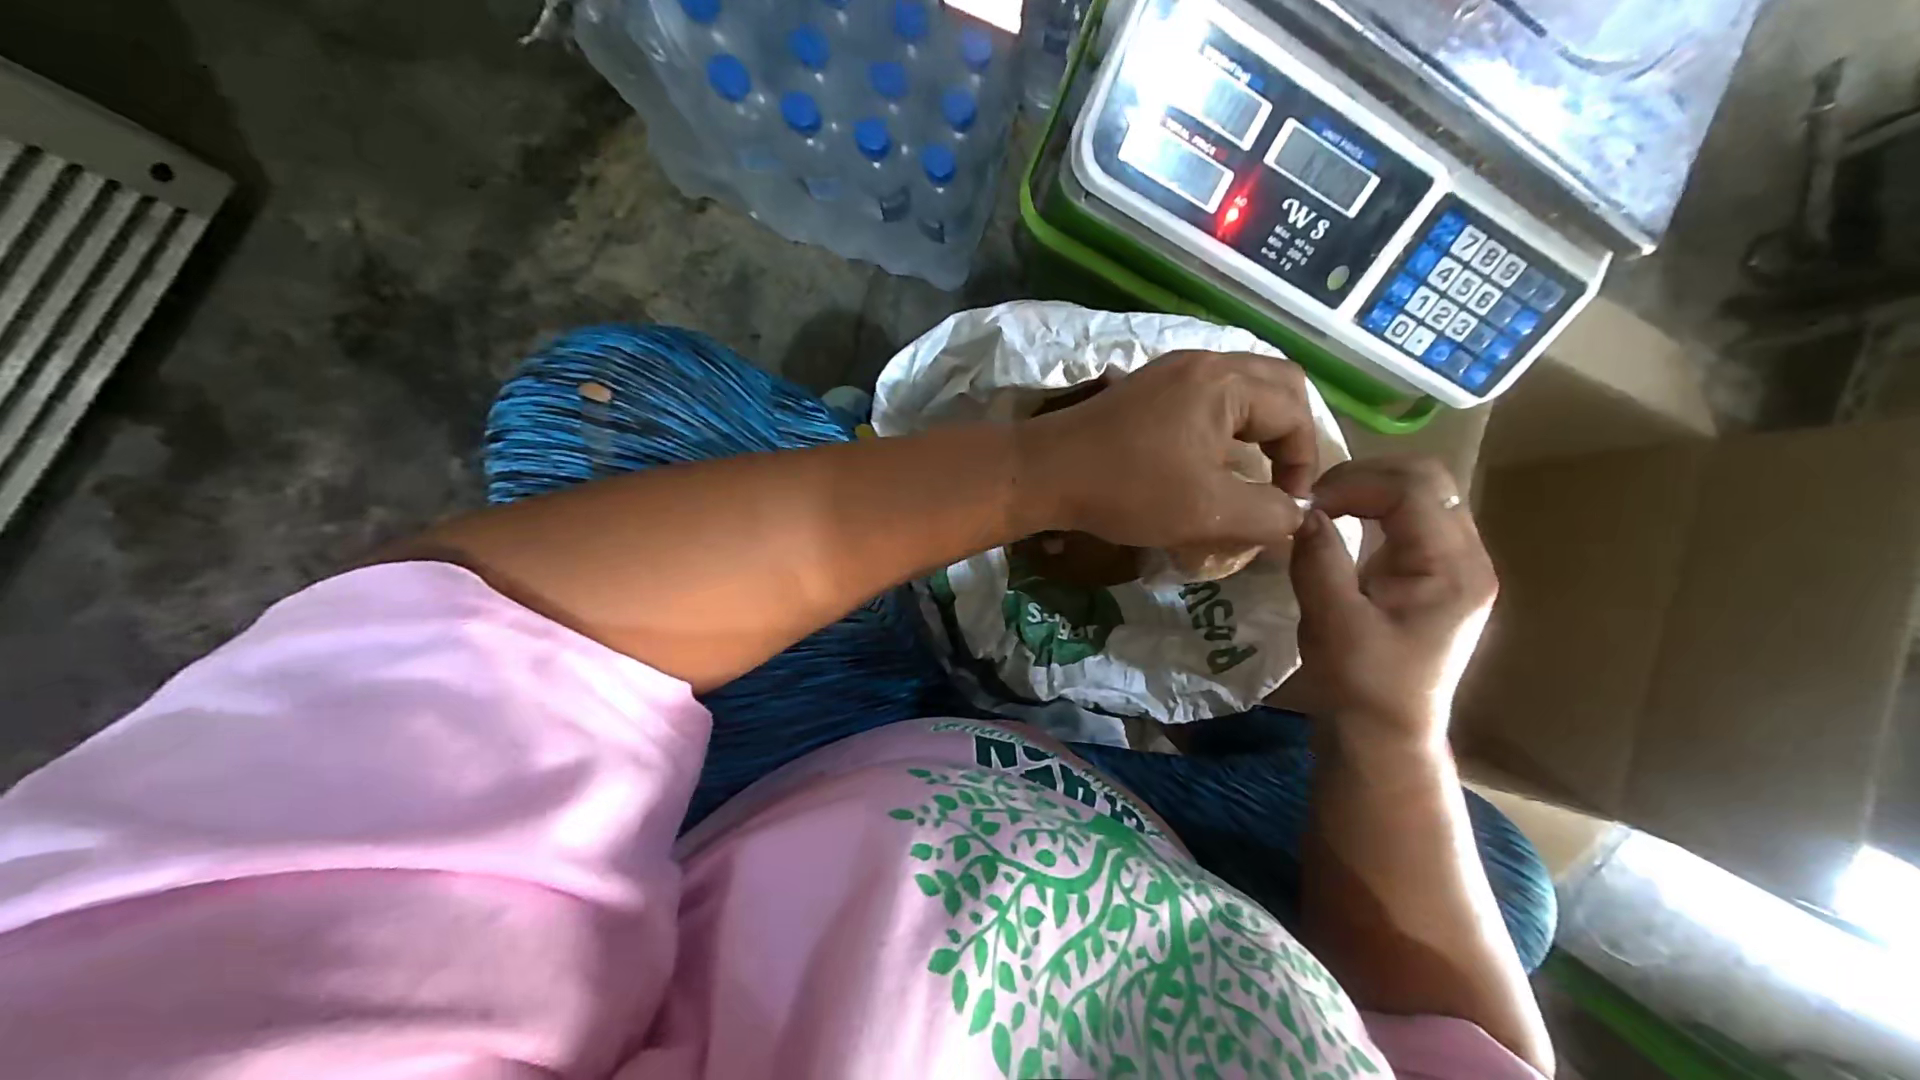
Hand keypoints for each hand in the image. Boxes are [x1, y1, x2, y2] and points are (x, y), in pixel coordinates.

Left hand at [1015, 351, 1317, 548]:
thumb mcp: (1209, 511)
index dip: (1305, 463)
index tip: (1288, 506)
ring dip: (1255, 429)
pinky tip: (1208, 461)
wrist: (1043, 473)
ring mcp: (1169, 372)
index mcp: (1225, 382)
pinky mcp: (1145, 390)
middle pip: (1276, 386)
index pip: (1297, 412)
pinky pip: (1205, 398)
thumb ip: (1269, 514)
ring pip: (1240, 390)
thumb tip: (1297, 515)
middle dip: (1289, 435)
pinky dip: (1222, 426)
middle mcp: (1202, 363)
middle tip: (1281, 479)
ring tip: (1250, 473)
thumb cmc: (1128, 490)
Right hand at [1287, 456, 1495, 746]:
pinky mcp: (1434, 571)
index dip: (1354, 483)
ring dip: (1368, 489)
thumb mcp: (1331, 621)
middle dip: (1364, 476)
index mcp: (1452, 570)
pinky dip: (1372, 507)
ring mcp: (1455, 563)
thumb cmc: (1360, 683)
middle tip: (1315, 501)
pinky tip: (1341, 525)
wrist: (1384, 732)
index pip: (1413, 488)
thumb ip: (1318, 559)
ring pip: (1421, 491)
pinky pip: (1409, 515)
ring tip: (1323, 509)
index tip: (1307, 506)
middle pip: (1427, 479)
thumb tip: (1300, 511)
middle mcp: (1466, 557)